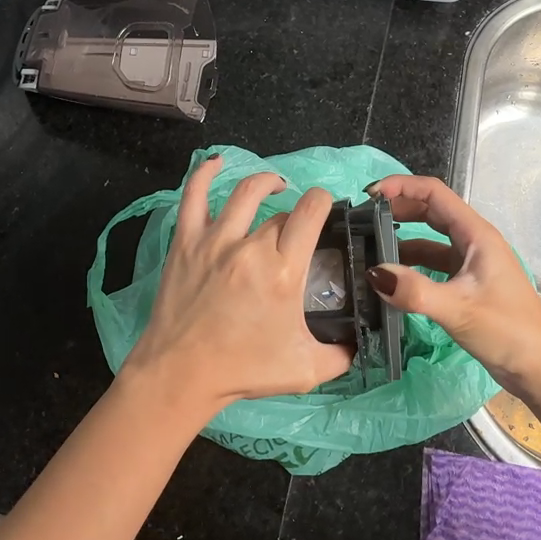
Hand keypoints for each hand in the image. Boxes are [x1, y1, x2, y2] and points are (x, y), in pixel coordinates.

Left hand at [123, 156, 353, 410]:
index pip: (311, 212)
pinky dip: (205, 173)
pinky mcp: (186, 241)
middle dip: (295, 217)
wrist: (181, 375)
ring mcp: (215, 240)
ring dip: (265, 183)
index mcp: (283, 271)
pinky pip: (194, 195)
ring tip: (275, 186)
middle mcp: (251, 247)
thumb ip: (341, 354)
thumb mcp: (305, 370)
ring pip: (245, 192)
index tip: (325, 213)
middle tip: (298, 232)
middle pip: (282, 213)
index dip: (323, 203)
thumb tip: (359, 342)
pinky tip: (217, 163)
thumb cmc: (243, 370)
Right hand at [367, 175, 540, 400]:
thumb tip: (373, 273)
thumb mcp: (457, 309)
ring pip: (432, 239)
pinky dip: (413, 264)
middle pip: (431, 211)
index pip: (434, 193)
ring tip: (372, 246)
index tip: (370, 195)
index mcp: (476, 234)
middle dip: (398, 209)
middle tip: (364, 218)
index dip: (402, 186)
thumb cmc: (507, 331)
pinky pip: (435, 263)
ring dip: (403, 238)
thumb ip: (413, 291)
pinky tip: (394, 278)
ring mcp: (472, 263)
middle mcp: (474, 242)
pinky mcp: (469, 285)